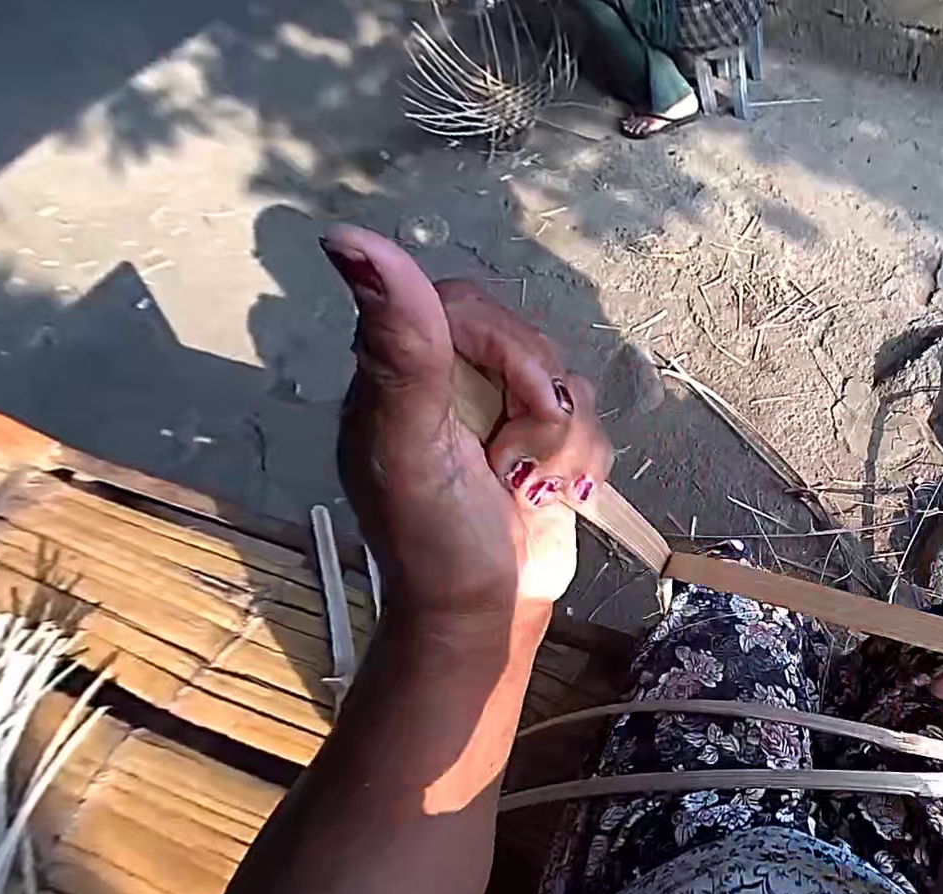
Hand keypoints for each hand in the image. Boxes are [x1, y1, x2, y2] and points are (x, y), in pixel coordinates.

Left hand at [320, 225, 610, 624]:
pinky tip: (557, 495)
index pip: (468, 307)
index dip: (511, 348)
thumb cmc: (437, 542)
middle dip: (542, 411)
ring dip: (564, 447)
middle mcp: (457, 382)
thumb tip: (350, 236)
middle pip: (530, 344)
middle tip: (516, 466)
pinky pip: (592, 422)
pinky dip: (584, 463)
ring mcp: (507, 413)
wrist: (487, 608)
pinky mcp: (548, 442)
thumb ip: (400, 353)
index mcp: (404, 371)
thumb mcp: (410, 451)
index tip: (529, 403)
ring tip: (530, 490)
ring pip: (570, 385)